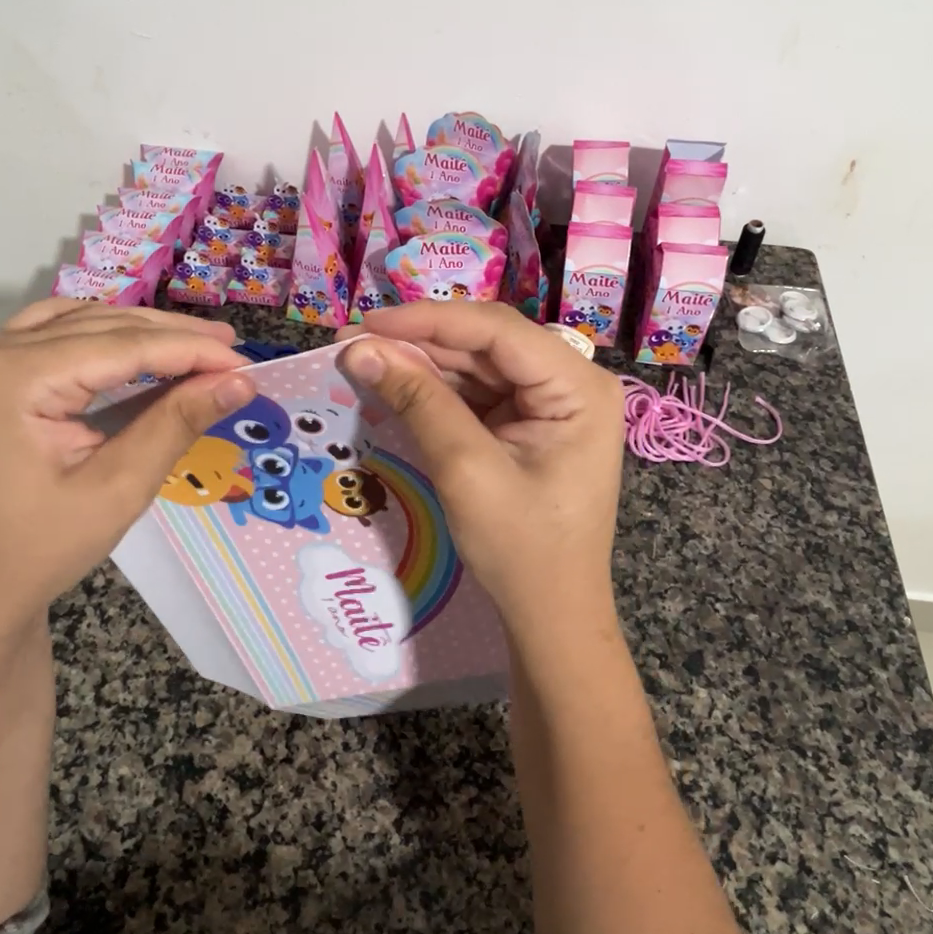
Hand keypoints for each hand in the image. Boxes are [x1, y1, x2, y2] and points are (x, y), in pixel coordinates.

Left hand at [0, 299, 253, 632]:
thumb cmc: (43, 545)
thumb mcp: (119, 487)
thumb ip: (176, 425)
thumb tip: (239, 383)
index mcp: (21, 377)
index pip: (126, 346)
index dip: (192, 350)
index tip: (247, 364)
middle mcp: (4, 353)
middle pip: (107, 326)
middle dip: (174, 337)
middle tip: (236, 354)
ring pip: (87, 322)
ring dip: (146, 331)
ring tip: (203, 346)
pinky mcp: (5, 379)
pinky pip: (63, 333)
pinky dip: (110, 334)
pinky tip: (142, 346)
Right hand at [338, 302, 625, 644]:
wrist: (552, 613)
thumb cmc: (521, 549)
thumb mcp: (466, 469)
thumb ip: (418, 401)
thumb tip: (359, 349)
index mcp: (578, 388)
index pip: (498, 330)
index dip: (428, 320)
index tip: (366, 322)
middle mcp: (573, 384)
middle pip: (489, 344)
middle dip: (421, 343)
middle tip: (354, 344)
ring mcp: (554, 405)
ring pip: (481, 367)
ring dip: (425, 366)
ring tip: (364, 362)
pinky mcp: (533, 426)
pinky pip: (482, 395)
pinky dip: (440, 393)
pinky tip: (398, 386)